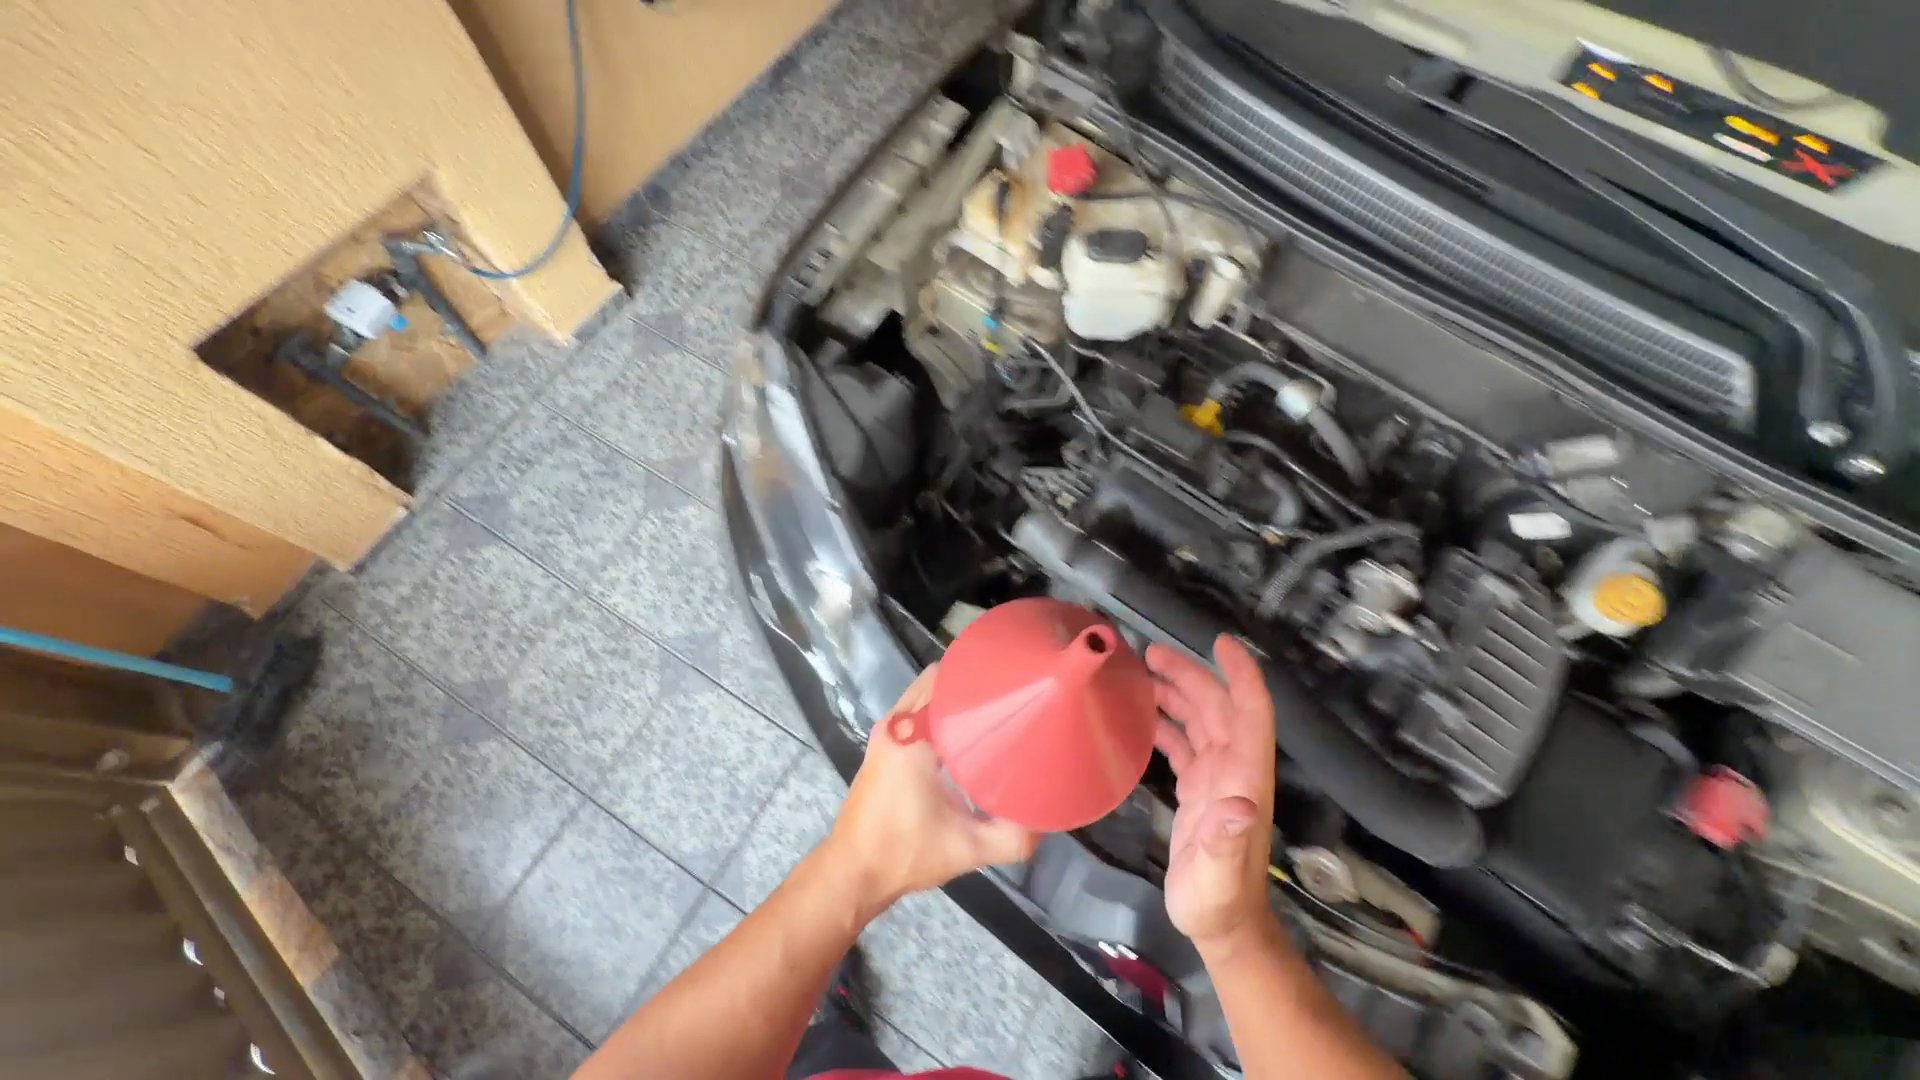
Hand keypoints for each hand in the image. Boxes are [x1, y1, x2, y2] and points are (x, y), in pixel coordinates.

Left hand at [823, 665, 1039, 913]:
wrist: (852, 873)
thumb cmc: (904, 854)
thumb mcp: (967, 850)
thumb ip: (1012, 837)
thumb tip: (1045, 818)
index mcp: (911, 736)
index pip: (944, 679)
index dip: (978, 676)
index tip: (1012, 684)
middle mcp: (895, 725)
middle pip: (936, 682)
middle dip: (970, 685)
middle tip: (1010, 699)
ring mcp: (885, 734)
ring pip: (924, 697)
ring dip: (954, 701)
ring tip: (993, 714)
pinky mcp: (883, 747)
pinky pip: (915, 714)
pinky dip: (939, 715)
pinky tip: (967, 736)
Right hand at [1150, 635, 1278, 949]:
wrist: (1218, 926)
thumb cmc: (1217, 901)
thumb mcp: (1217, 875)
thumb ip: (1226, 840)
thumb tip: (1238, 802)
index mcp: (1243, 777)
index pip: (1251, 712)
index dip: (1241, 675)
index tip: (1220, 642)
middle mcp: (1234, 769)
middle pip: (1218, 707)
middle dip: (1190, 675)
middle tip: (1148, 654)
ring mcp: (1217, 779)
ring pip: (1200, 721)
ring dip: (1175, 694)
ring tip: (1139, 676)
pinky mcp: (1199, 791)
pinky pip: (1184, 745)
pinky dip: (1165, 725)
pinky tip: (1140, 719)